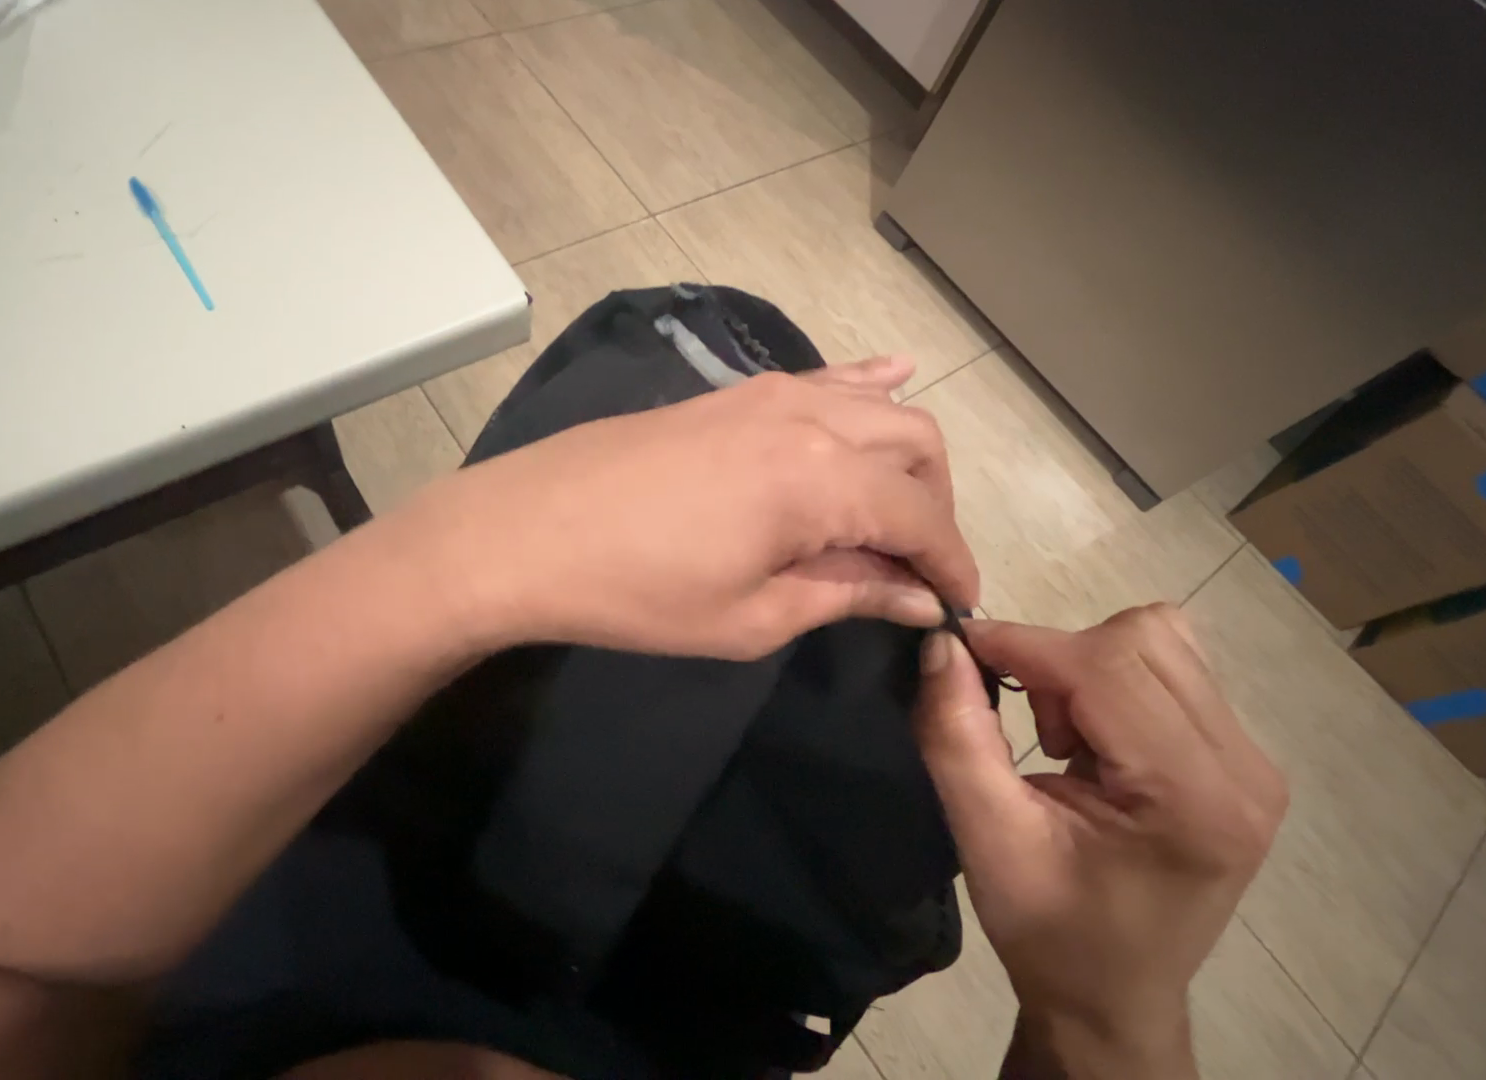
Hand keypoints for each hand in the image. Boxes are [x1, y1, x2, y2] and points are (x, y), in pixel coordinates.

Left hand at [368, 357, 979, 659]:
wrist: (525, 533)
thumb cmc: (636, 594)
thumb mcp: (751, 615)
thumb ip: (846, 593)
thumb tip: (918, 595)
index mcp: (821, 478)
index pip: (922, 515)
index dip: (952, 561)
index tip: (959, 602)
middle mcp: (808, 417)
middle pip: (917, 442)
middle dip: (936, 505)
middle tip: (917, 566)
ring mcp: (767, 392)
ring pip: (877, 406)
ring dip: (904, 457)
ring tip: (896, 512)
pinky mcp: (731, 391)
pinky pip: (823, 378)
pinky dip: (866, 386)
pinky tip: (893, 377)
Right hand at [912, 606, 1286, 1078]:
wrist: (1110, 996)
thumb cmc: (1047, 930)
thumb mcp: (984, 835)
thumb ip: (955, 734)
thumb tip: (940, 644)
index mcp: (1194, 798)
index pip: (1107, 667)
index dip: (1022, 643)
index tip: (955, 649)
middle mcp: (1245, 768)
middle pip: (1141, 639)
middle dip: (1057, 661)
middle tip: (1026, 725)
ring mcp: (1252, 761)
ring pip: (1158, 641)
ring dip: (1086, 667)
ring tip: (1063, 741)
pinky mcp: (1239, 757)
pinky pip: (1168, 667)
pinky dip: (1109, 679)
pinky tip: (1091, 741)